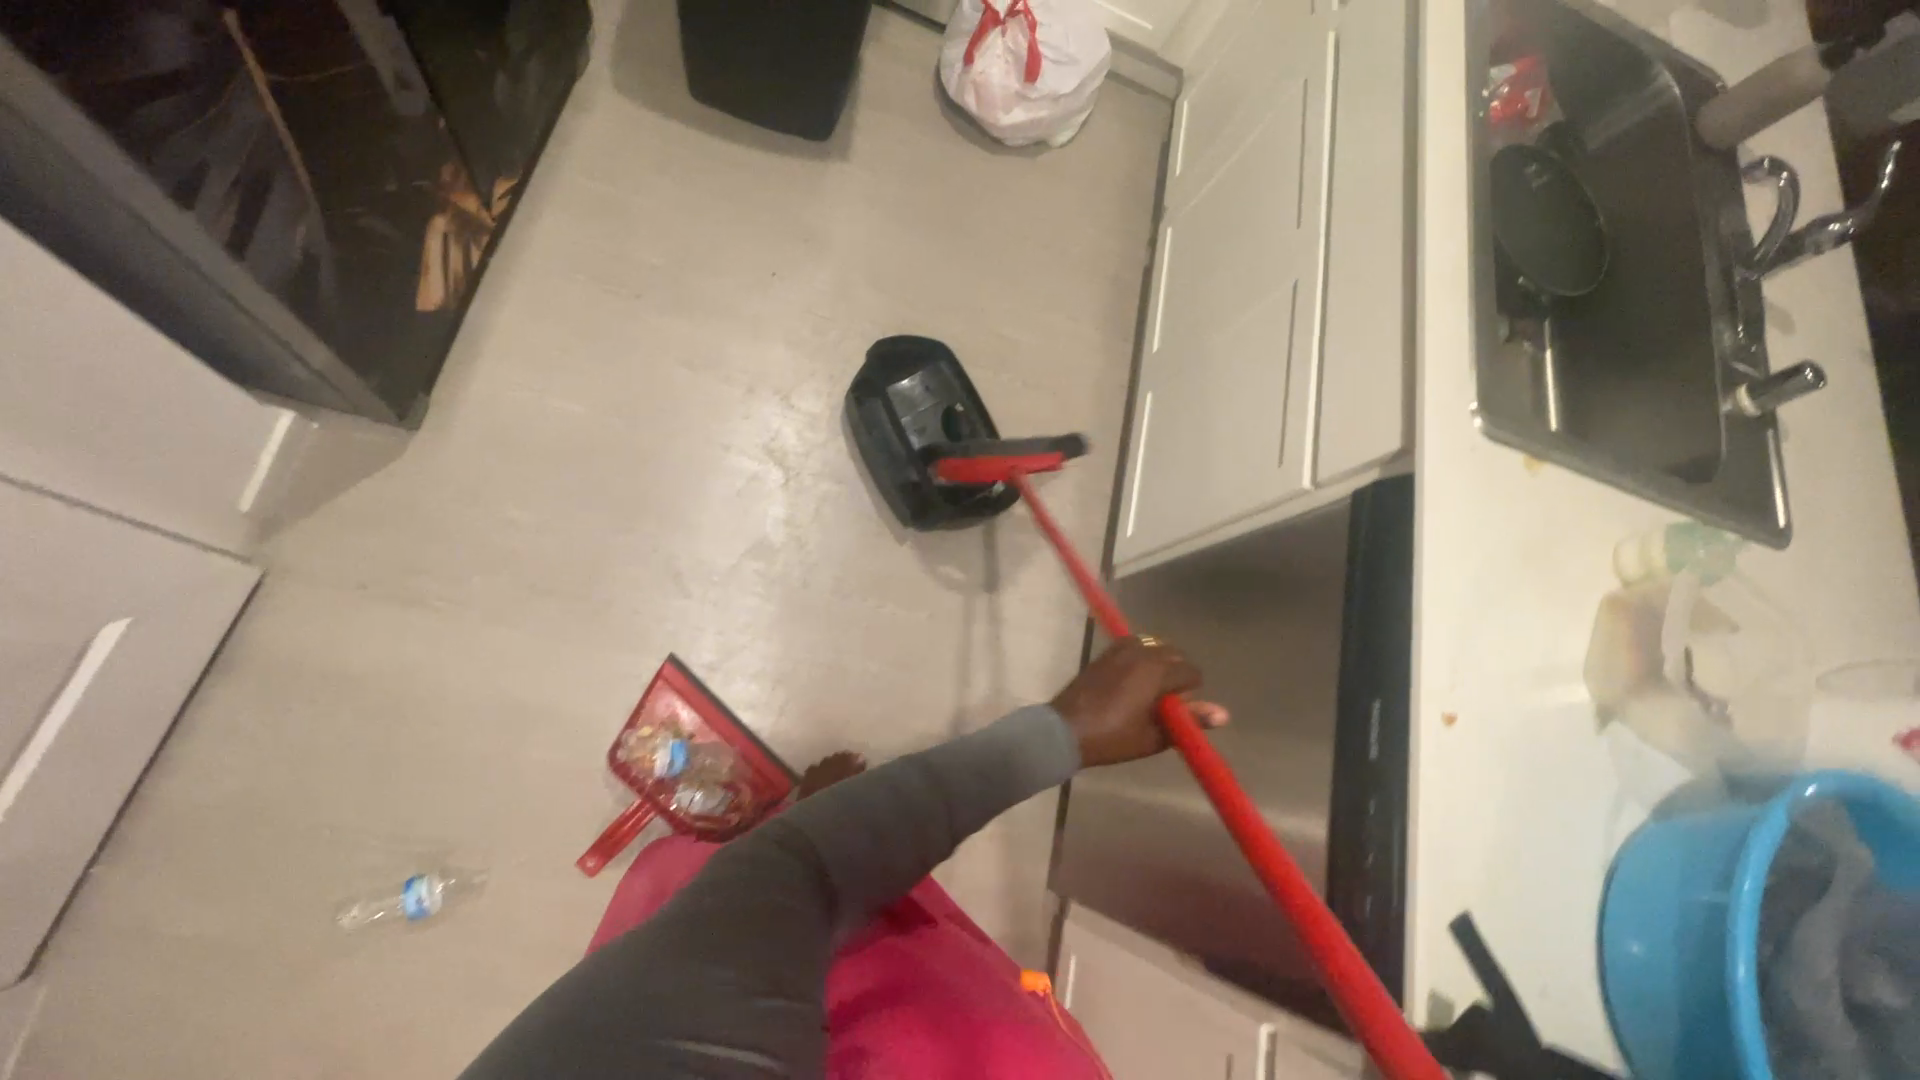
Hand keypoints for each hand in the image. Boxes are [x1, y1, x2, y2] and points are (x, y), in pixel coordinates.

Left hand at [1051, 636, 1228, 767]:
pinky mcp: (1104, 654)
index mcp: (1156, 671)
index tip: (1178, 711)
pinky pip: (1133, 646)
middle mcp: (1141, 653)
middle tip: (1166, 702)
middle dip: (1177, 674)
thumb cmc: (1113, 737)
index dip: (1191, 692)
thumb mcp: (1154, 735)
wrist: (1066, 730)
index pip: (1190, 672)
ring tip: (1150, 690)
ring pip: (1153, 646)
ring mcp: (1119, 650)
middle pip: (1174, 654)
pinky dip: (1140, 657)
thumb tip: (1224, 715)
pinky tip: (1132, 681)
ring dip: (1159, 663)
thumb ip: (1190, 721)